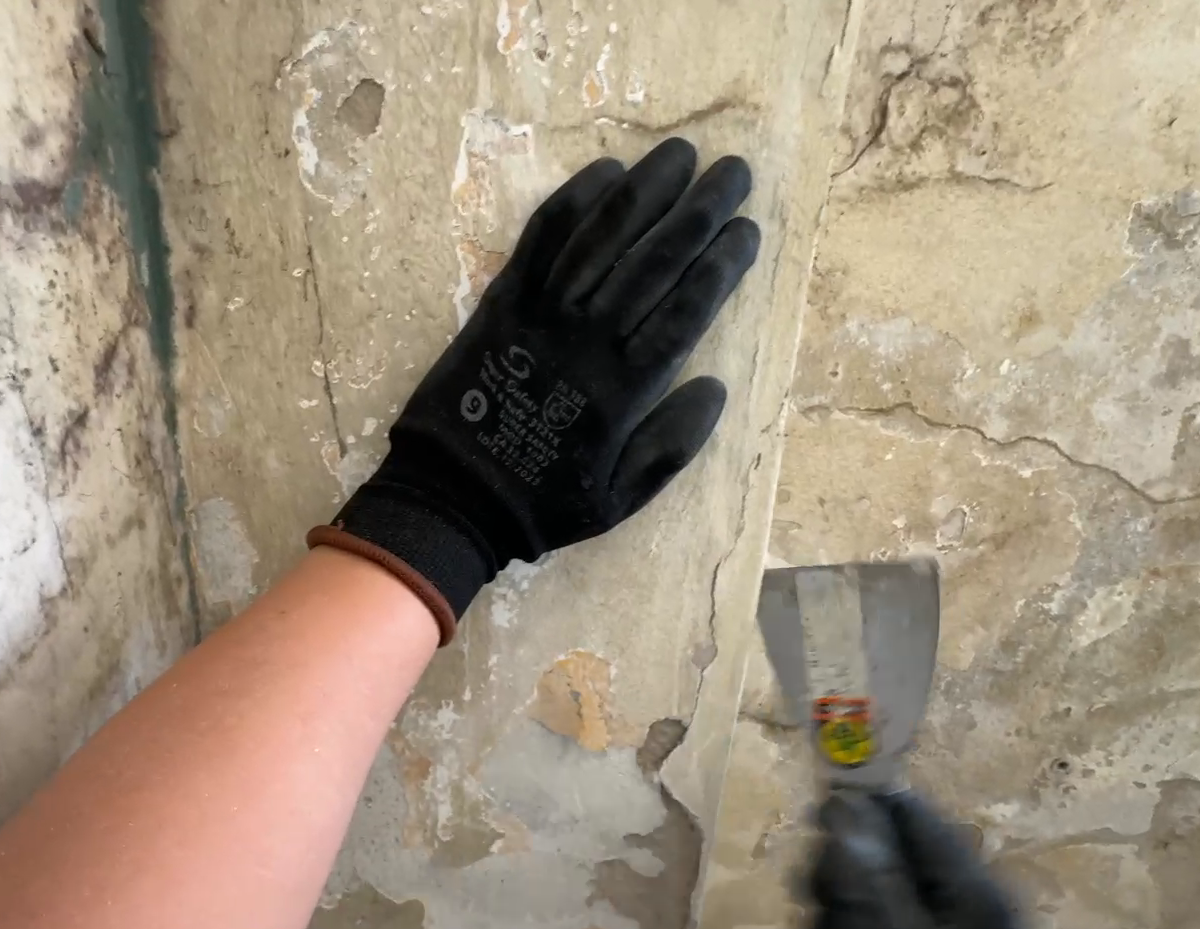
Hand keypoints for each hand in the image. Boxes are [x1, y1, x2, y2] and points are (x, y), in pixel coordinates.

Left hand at [309, 137, 760, 642]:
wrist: (452, 496)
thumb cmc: (538, 503)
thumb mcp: (616, 502)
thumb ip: (670, 447)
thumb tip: (715, 387)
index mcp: (622, 389)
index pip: (685, 310)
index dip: (721, 266)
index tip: (748, 230)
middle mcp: (586, 338)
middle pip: (652, 262)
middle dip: (698, 212)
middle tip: (735, 170)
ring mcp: (540, 314)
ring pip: (600, 239)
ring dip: (644, 192)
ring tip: (680, 154)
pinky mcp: (500, 302)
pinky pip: (539, 243)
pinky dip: (571, 204)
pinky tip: (603, 173)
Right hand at [802, 791, 1034, 928]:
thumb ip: (867, 871)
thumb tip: (840, 802)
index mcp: (969, 885)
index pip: (907, 808)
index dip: (856, 804)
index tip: (809, 820)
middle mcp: (964, 896)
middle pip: (883, 849)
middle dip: (838, 875)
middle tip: (810, 901)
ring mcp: (953, 927)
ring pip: (875, 888)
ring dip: (840, 915)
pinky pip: (885, 922)